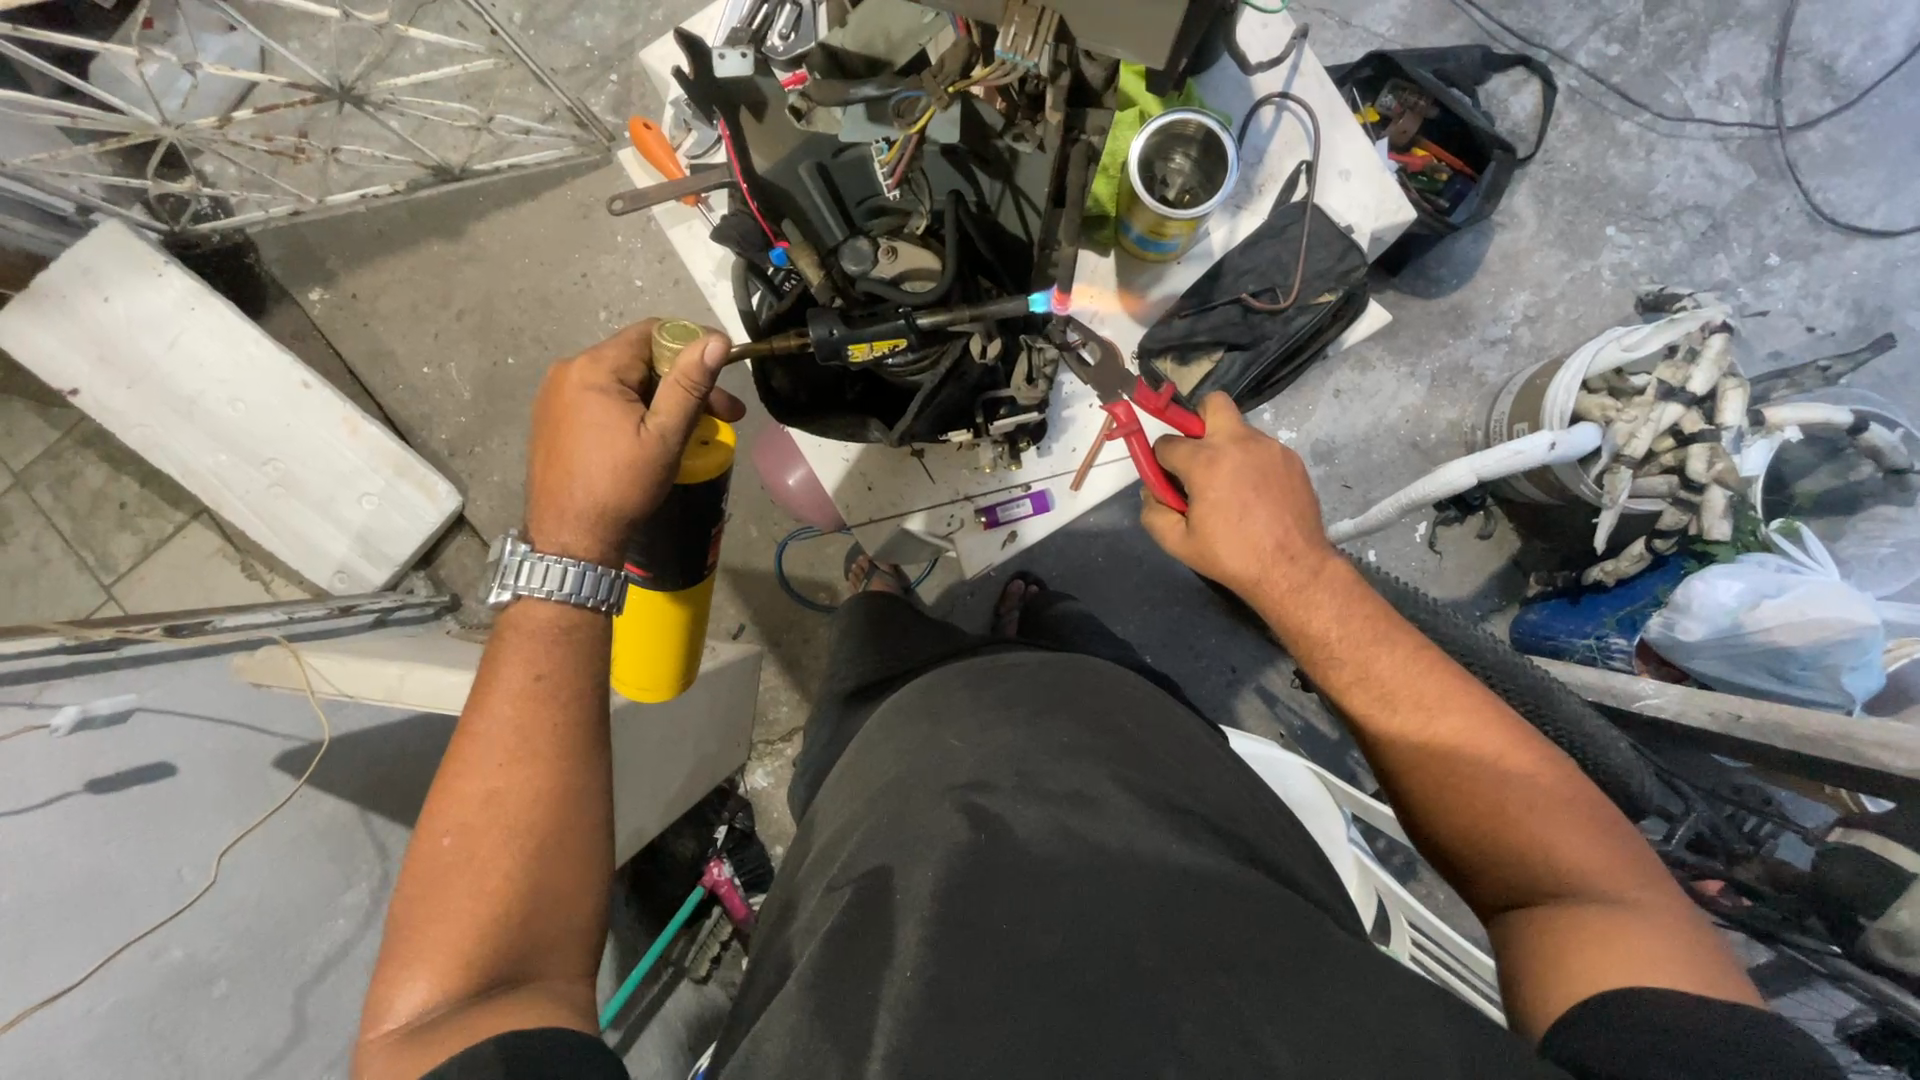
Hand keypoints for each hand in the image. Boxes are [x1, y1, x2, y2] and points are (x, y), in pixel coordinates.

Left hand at [524, 320, 746, 565]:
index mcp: (595, 367)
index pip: (654, 332)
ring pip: (625, 380)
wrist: (570, 538)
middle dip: (686, 381)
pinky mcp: (555, 417)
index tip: (726, 372)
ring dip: (664, 397)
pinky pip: (605, 398)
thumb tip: (716, 340)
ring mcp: (558, 394)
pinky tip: (657, 434)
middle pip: (641, 358)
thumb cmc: (621, 487)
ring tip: (697, 428)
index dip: (695, 345)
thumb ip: (690, 385)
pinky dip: (637, 408)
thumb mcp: (665, 436)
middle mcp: (570, 370)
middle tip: (727, 414)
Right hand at [1140, 393, 1340, 596]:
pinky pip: (1261, 448)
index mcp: (1205, 462)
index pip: (1167, 442)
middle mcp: (1238, 443)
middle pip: (1212, 403)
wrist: (1292, 568)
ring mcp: (1269, 447)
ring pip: (1238, 429)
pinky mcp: (1291, 458)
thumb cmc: (1231, 557)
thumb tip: (1151, 491)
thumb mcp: (1177, 543)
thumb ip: (1153, 511)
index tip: (1168, 480)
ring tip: (1231, 487)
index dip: (1161, 461)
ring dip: (1226, 448)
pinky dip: (1250, 463)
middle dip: (1197, 421)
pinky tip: (1255, 495)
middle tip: (1197, 455)